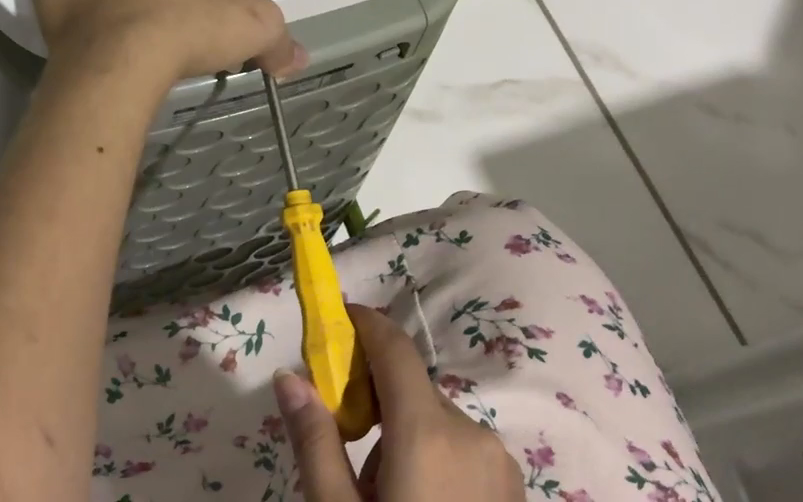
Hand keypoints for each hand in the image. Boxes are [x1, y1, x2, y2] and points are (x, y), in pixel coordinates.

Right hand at [274, 304, 520, 501]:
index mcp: (428, 432)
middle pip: (411, 389)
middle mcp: (472, 435)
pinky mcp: (515, 492)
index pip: (393, 348)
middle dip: (372, 399)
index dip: (362, 322)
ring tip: (381, 492)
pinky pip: (463, 450)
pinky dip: (433, 456)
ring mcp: (502, 465)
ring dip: (403, 433)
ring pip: (436, 421)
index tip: (333, 318)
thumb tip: (287, 376)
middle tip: (343, 445)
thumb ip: (314, 440)